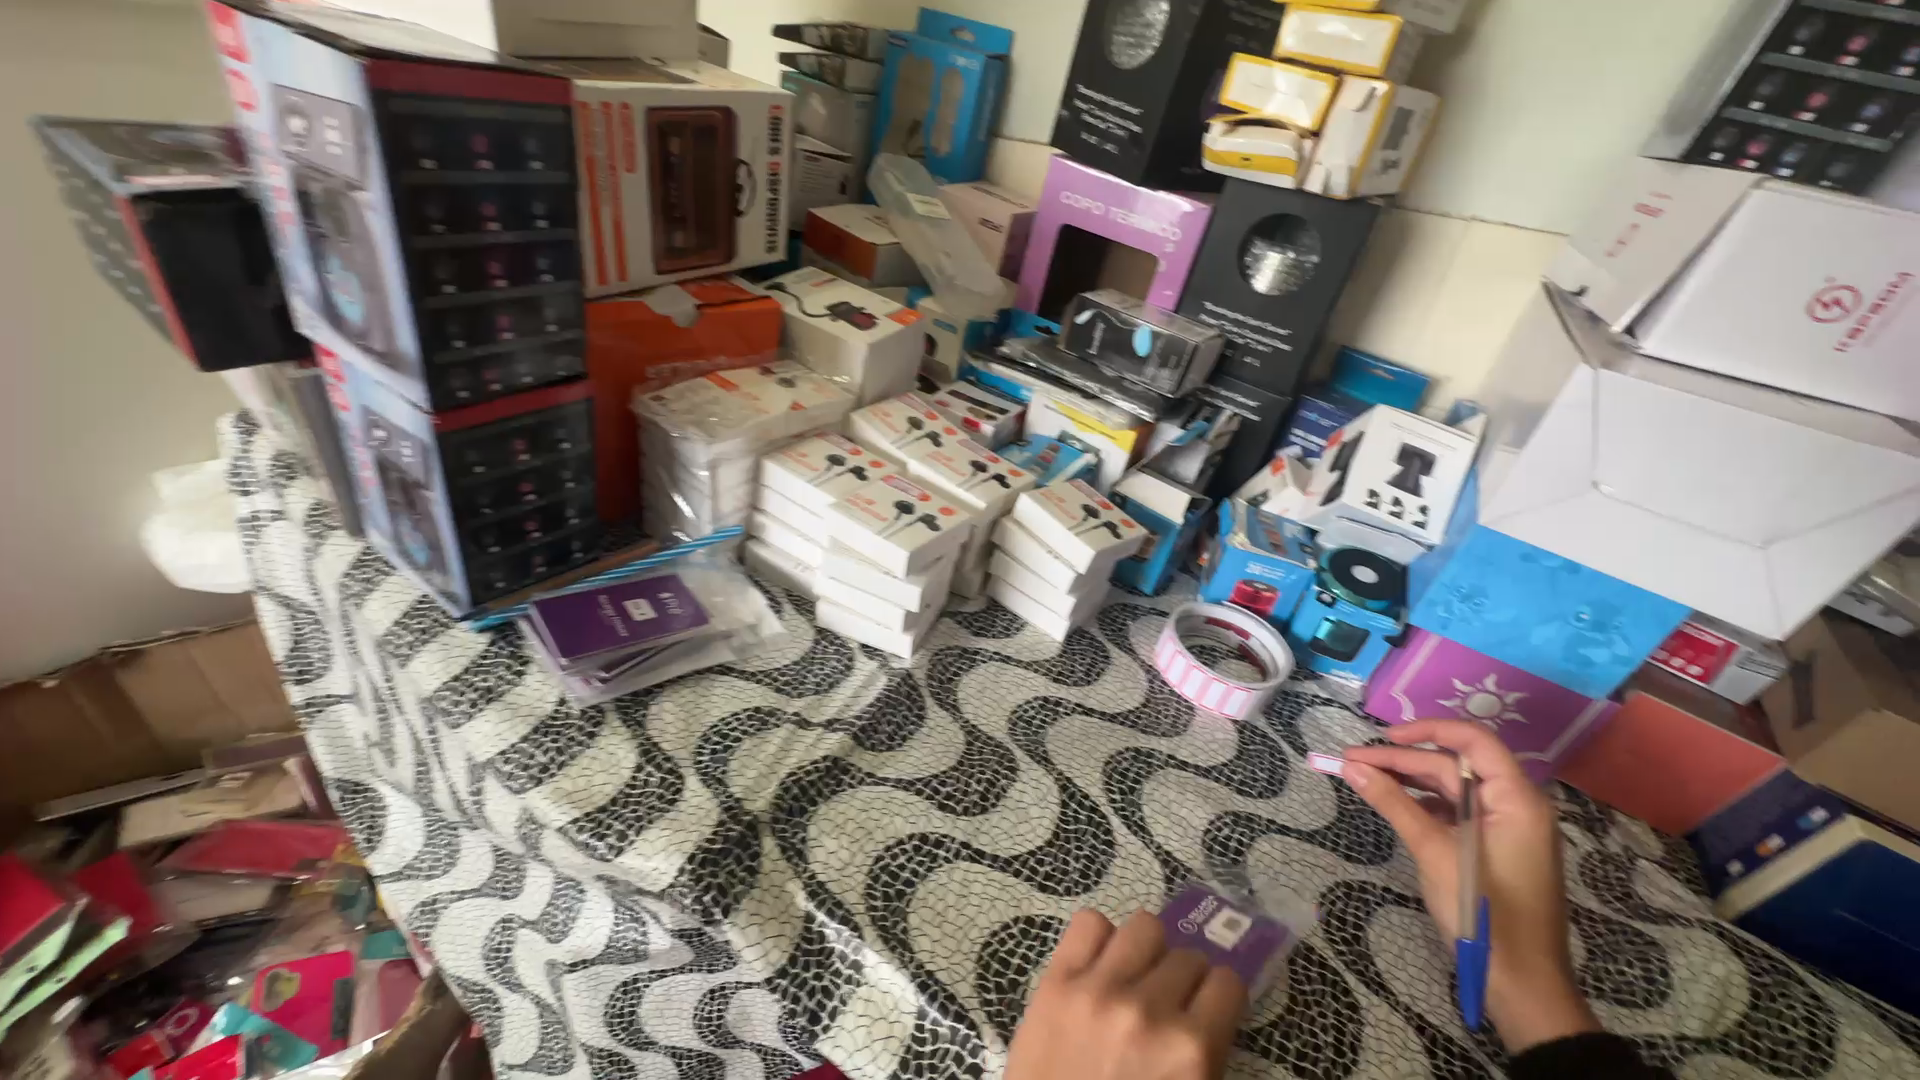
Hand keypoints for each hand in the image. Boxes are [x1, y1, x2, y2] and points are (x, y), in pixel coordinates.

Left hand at [1005, 910, 1246, 1079]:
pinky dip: (1099, 938)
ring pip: (1144, 926)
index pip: (1227, 983)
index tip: (1206, 1009)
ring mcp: (1099, 989)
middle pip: (1186, 955)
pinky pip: (1090, 923)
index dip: (1218, 997)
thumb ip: (1206, 1052)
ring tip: (1134, 978)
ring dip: (1146, 951)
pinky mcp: (1056, 981)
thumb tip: (1210, 1006)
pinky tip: (1098, 967)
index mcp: (1191, 1051)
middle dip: (1183, 979)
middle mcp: (1149, 1010)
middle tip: (1166, 1004)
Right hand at [1343, 720, 1598, 1053]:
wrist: (1521, 983)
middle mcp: (1517, 806)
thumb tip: (1351, 766)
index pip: (1474, 741)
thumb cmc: (1483, 912)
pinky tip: (1394, 804)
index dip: (1427, 731)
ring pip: (1454, 787)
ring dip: (1410, 780)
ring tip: (1364, 777)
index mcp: (1517, 800)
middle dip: (1404, 760)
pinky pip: (1458, 811)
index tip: (1383, 737)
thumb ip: (1394, 803)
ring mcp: (1508, 828)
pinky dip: (1424, 803)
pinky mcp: (1496, 848)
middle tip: (1353, 761)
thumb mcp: (1433, 851)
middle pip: (1456, 765)